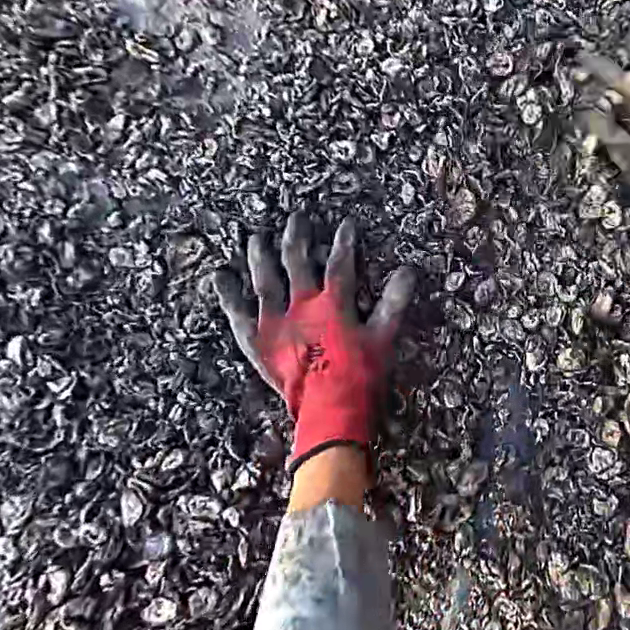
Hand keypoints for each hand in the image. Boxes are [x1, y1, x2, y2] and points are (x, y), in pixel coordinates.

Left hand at [210, 213, 416, 469]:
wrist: (328, 411)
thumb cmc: (359, 377)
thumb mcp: (383, 338)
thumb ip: (394, 302)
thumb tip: (409, 270)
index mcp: (333, 303)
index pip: (340, 263)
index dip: (345, 241)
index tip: (346, 225)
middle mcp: (302, 305)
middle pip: (297, 261)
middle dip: (297, 236)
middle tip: (296, 218)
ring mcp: (276, 321)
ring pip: (265, 279)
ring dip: (261, 255)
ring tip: (256, 237)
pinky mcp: (257, 341)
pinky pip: (238, 313)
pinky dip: (228, 294)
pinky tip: (220, 276)